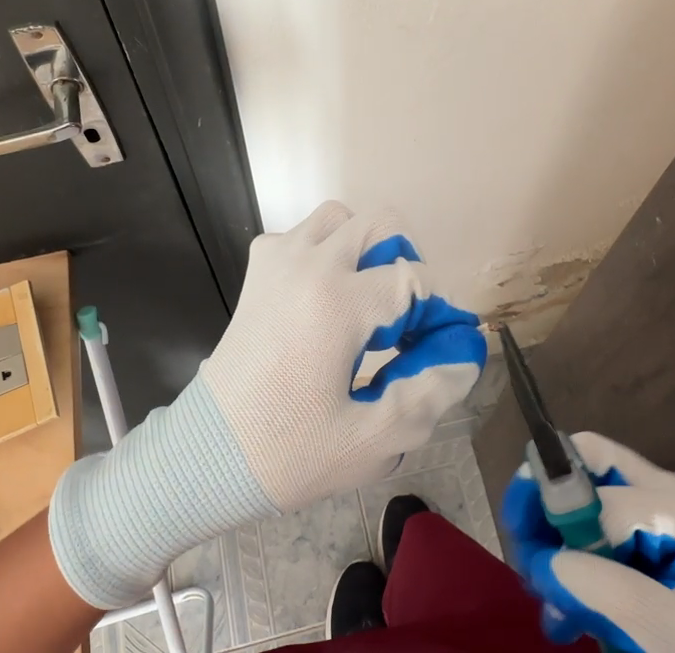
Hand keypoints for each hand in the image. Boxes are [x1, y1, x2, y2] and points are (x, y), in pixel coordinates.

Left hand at [51, 202, 485, 606]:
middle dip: (405, 262)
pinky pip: (302, 235)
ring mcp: (276, 261)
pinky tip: (325, 301)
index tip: (429, 348)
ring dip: (364, 250)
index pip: (413, 278)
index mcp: (338, 302)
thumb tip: (465, 353)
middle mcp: (308, 264)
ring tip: (367, 302)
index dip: (434, 311)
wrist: (208, 454)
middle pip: (380, 223)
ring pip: (339, 219)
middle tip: (404, 315)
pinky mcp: (257, 270)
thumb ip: (430, 393)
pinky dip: (325, 253)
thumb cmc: (290, 453)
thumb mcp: (373, 441)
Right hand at [502, 432, 674, 652]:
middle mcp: (668, 496)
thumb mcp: (674, 634)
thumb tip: (546, 560)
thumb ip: (610, 590)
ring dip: (555, 541)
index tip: (527, 562)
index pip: (596, 494)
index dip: (553, 517)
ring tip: (550, 600)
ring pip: (583, 494)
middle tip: (527, 559)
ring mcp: (658, 516)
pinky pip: (593, 528)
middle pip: (588, 464)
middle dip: (546, 505)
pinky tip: (568, 608)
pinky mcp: (648, 542)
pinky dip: (571, 561)